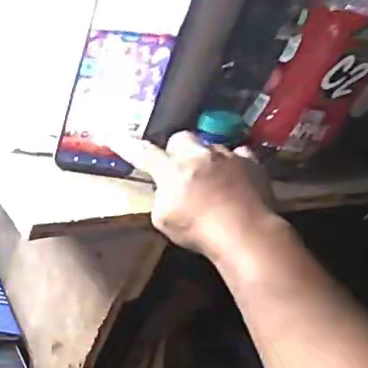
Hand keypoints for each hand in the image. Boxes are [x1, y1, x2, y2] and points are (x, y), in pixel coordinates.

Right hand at [104, 131, 281, 261]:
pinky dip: (232, 163)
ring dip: (205, 158)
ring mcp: (228, 156)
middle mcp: (199, 155)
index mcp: (172, 170)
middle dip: (177, 149)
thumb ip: (161, 197)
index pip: (144, 154)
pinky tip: (232, 178)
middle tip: (178, 168)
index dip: (129, 147)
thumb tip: (167, 189)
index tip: (114, 136)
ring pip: (210, 146)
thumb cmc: (197, 229)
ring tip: (208, 179)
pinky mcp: (252, 163)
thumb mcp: (163, 219)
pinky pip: (238, 154)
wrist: (244, 230)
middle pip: (182, 138)